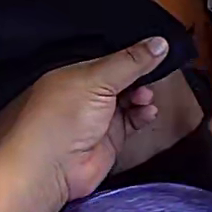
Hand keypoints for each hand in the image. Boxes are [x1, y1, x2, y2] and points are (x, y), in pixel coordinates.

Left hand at [0, 37, 171, 204]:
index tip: (154, 49)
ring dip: (141, 96)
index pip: (108, 58)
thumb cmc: (61, 119)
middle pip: (120, 79)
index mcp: (74, 73)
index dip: (129, 55)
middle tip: (153, 74)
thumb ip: (130, 62)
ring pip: (128, 100)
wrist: (52, 168)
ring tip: (146, 96)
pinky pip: (131, 122)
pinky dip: (142, 116)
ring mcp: (97, 117)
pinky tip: (148, 111)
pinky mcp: (109, 139)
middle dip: (138, 76)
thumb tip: (159, 43)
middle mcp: (85, 94)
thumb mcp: (97, 80)